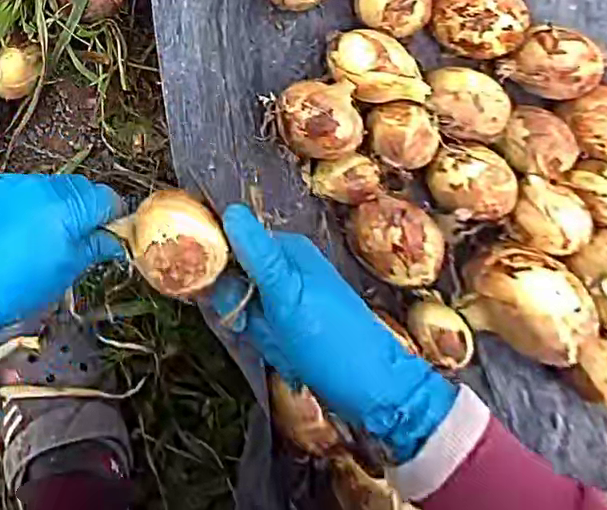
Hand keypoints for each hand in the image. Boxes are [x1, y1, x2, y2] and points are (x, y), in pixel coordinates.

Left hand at [0, 173, 124, 354]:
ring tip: (42, 234)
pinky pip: (23, 188)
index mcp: (68, 206)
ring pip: (51, 186)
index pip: (105, 197)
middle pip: (80, 188)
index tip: (108, 232)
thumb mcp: (68, 270)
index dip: (111, 216)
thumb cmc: (20, 285)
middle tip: (75, 237)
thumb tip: (115, 238)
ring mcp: (18, 181)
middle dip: (83, 208)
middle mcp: (44, 185)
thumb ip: (96, 246)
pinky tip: (18, 227)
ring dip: (55, 204)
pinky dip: (27, 202)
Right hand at [210, 205, 455, 459]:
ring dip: (256, 332)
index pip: (233, 244)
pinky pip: (263, 326)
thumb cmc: (334, 344)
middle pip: (236, 278)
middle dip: (242, 311)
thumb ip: (258, 255)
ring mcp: (293, 293)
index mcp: (288, 248)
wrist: (381, 396)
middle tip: (264, 330)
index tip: (235, 305)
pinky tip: (287, 357)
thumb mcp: (289, 297)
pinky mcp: (296, 320)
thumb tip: (230, 210)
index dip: (225, 275)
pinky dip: (269, 344)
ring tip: (281, 347)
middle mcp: (289, 265)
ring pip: (247, 306)